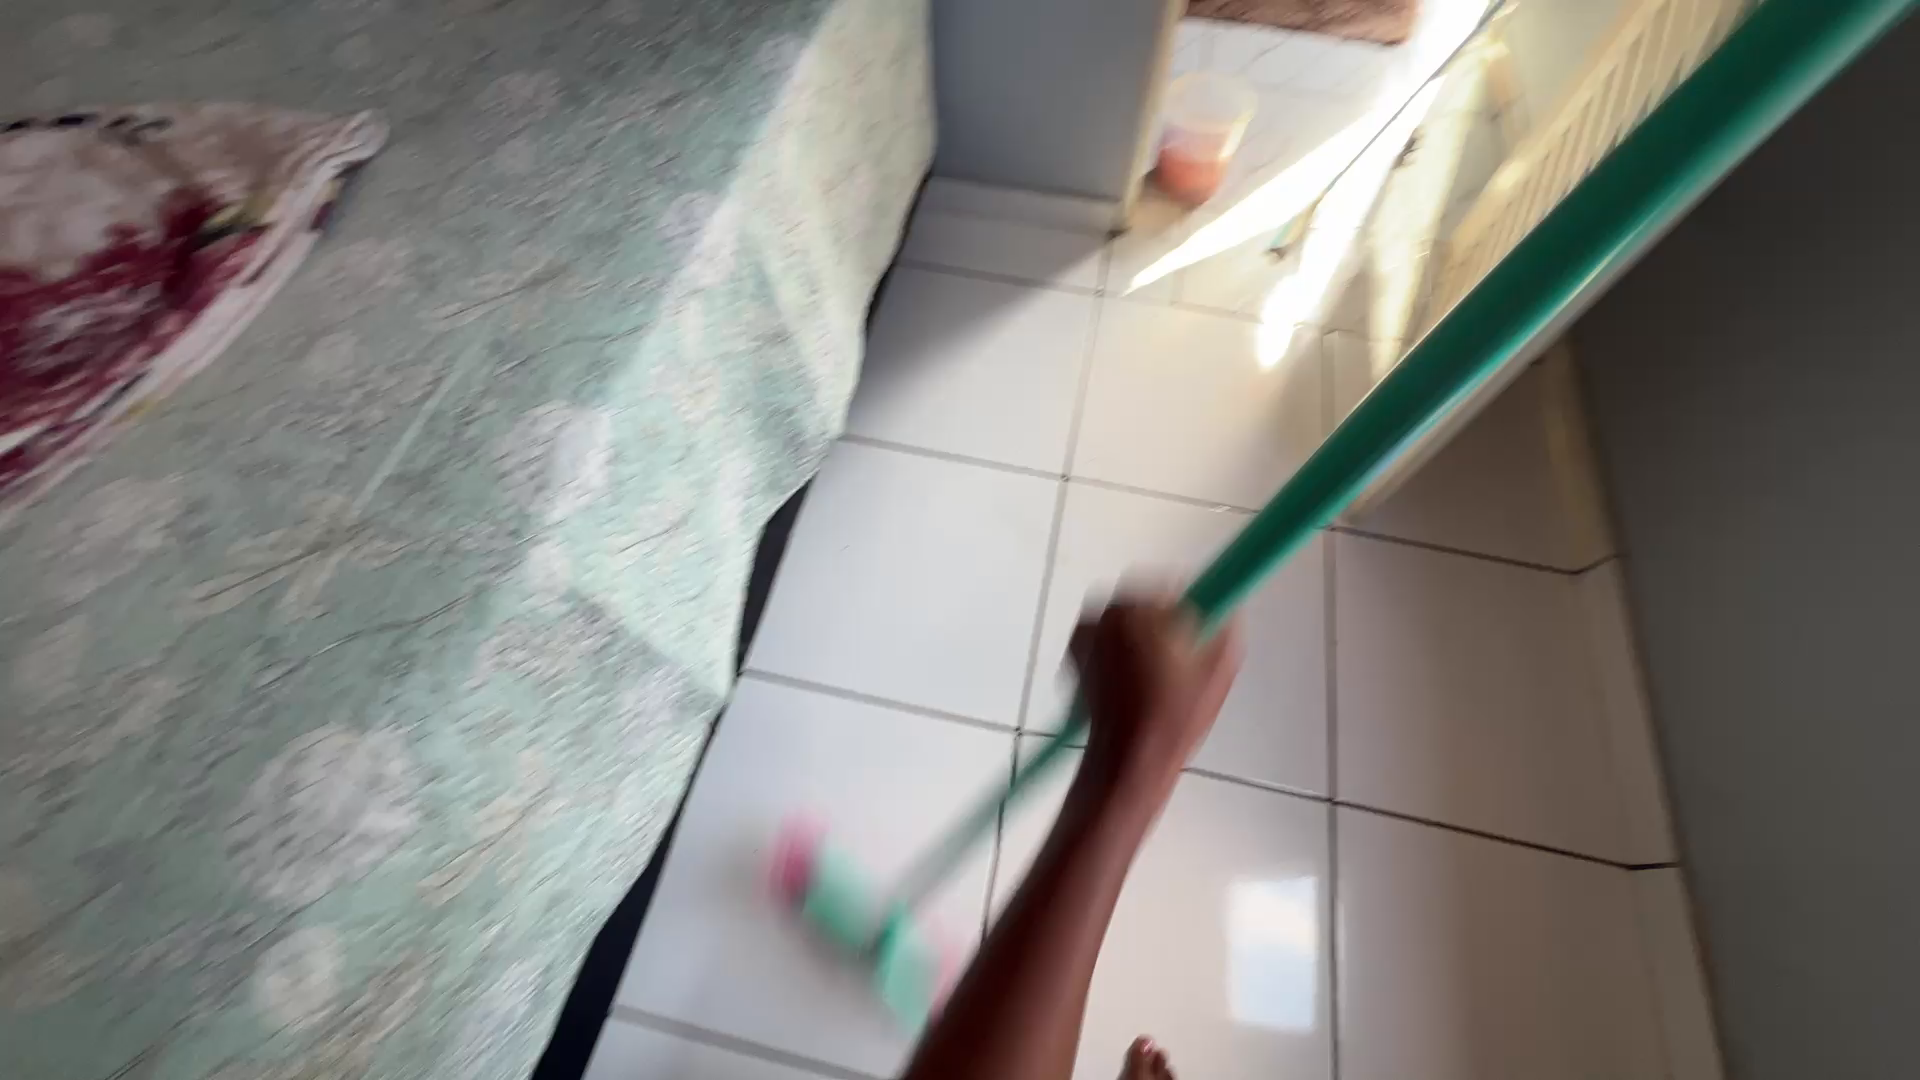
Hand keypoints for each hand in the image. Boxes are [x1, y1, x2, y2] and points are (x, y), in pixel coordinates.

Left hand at [1068, 596, 1243, 799]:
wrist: (1128, 757)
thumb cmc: (1173, 716)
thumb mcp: (1219, 668)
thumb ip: (1225, 624)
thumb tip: (1223, 607)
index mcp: (1136, 609)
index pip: (1166, 585)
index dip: (1184, 604)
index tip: (1195, 624)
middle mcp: (1102, 614)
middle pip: (1139, 600)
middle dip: (1158, 619)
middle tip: (1178, 652)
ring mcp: (1082, 634)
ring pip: (1120, 619)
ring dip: (1137, 634)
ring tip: (1156, 672)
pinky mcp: (1073, 654)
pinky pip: (1102, 638)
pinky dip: (1117, 650)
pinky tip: (1134, 680)